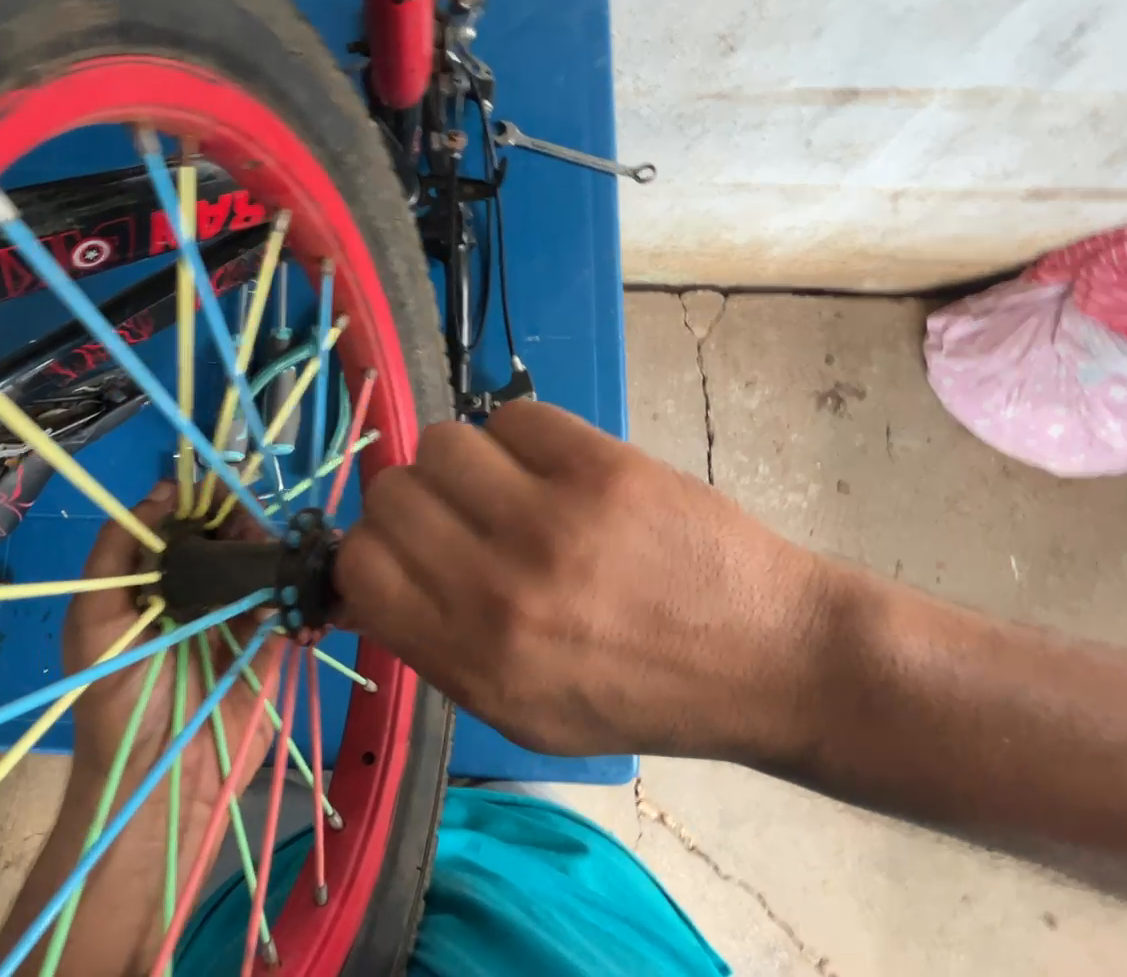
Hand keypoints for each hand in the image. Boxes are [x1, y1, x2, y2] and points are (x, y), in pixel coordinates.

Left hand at [63, 480, 289, 797]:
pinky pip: (289, 606)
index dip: (199, 504)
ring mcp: (238, 621)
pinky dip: (298, 585)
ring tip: (270, 539)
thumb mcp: (93, 620)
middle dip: (240, 520)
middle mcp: (198, 596)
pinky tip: (297, 569)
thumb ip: (115, 552)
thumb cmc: (116, 699)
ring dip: (270, 545)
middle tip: (249, 514)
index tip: (215, 488)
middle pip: (227, 541)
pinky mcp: (272, 648)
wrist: (159, 779)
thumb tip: (162, 490)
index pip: (182, 529)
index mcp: (156, 586)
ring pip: (261, 565)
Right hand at [334, 401, 839, 764]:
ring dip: (460, 463)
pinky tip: (551, 469)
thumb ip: (429, 648)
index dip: (368, 550)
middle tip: (456, 516)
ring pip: (440, 443)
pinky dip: (519, 437)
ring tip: (503, 487)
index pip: (359, 566)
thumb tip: (362, 578)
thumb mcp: (517, 710)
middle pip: (390, 494)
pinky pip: (512, 416)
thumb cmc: (636, 698)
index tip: (401, 551)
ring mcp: (552, 521)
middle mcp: (499, 591)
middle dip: (411, 503)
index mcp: (472, 660)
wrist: (768, 661)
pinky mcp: (603, 467)